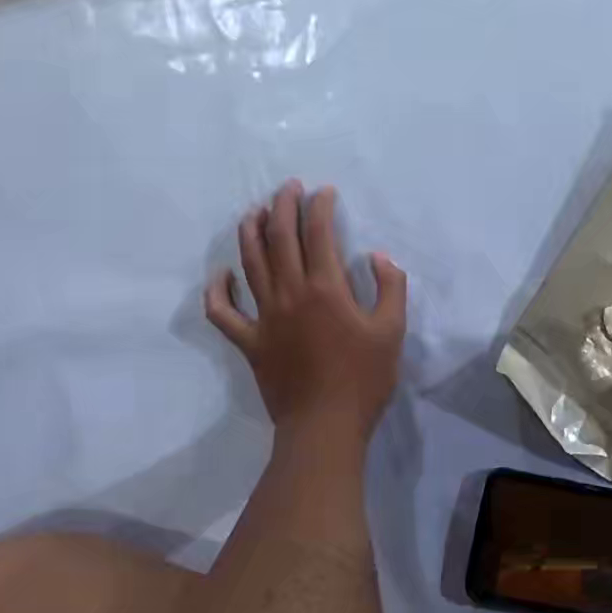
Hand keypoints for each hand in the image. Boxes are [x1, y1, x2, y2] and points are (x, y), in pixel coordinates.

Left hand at [204, 180, 407, 440]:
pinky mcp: (249, 342)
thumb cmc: (365, 378)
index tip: (324, 192)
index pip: (319, 234)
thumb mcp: (393, 331)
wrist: (325, 424)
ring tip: (255, 212)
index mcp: (326, 289)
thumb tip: (377, 257)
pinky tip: (222, 275)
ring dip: (251, 233)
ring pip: (250, 264)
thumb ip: (390, 288)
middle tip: (288, 188)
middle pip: (280, 239)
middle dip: (283, 207)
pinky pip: (223, 312)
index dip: (320, 208)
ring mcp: (264, 317)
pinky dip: (218, 290)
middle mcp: (289, 294)